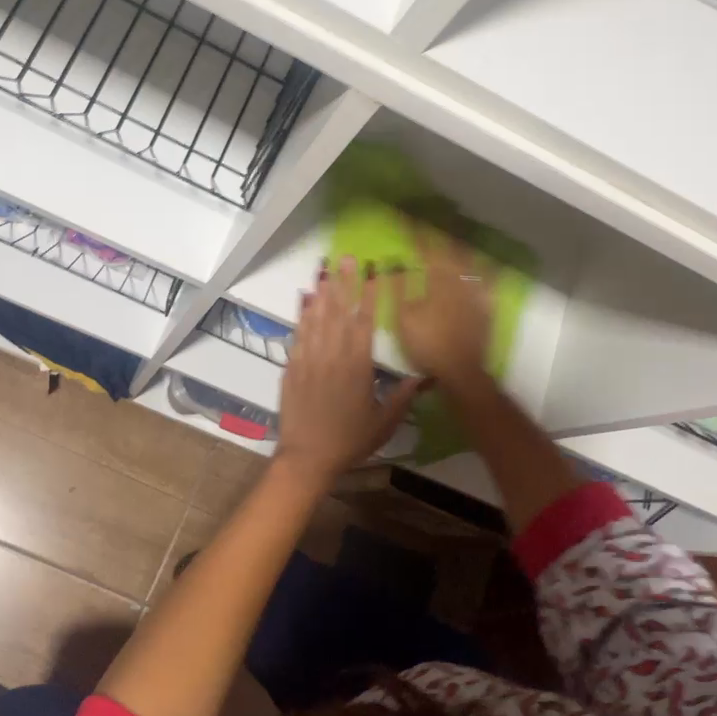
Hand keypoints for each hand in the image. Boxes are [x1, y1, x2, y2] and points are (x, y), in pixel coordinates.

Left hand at [275, 257, 425, 482]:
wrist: (307, 458)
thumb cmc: (349, 442)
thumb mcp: (384, 423)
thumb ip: (402, 397)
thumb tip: (424, 376)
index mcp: (357, 367)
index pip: (364, 322)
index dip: (369, 295)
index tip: (374, 272)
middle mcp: (332, 356)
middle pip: (338, 312)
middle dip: (345, 283)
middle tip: (348, 258)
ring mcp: (309, 360)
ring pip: (316, 319)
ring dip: (322, 293)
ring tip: (326, 269)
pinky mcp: (292, 368)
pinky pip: (297, 335)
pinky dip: (301, 315)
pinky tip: (304, 299)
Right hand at [391, 222, 494, 391]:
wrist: (462, 371)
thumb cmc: (428, 345)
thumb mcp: (403, 319)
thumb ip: (397, 289)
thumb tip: (390, 267)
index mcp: (438, 280)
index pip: (425, 249)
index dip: (415, 233)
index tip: (407, 218)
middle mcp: (460, 280)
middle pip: (451, 250)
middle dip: (439, 236)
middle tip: (431, 225)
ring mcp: (476, 293)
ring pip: (469, 263)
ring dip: (459, 249)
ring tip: (454, 240)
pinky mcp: (487, 307)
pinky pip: (486, 281)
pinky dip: (481, 270)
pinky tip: (482, 268)